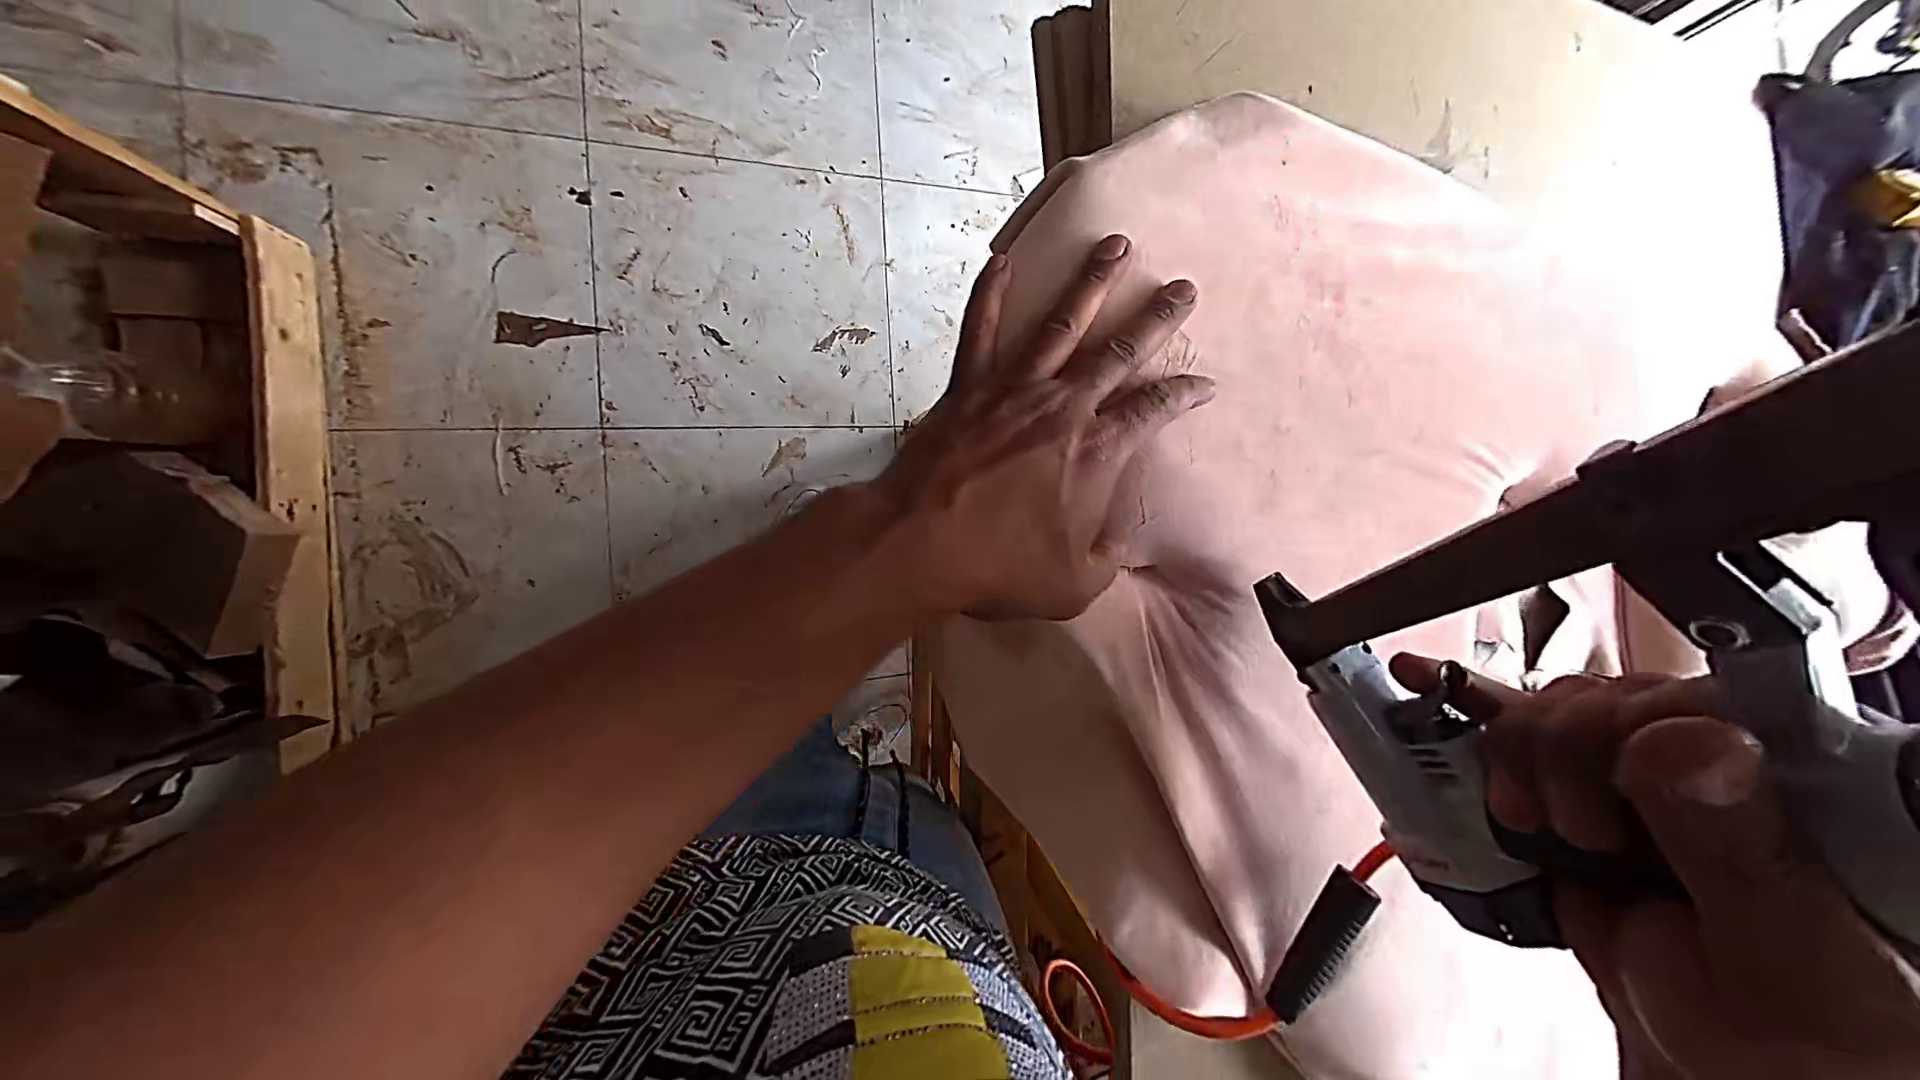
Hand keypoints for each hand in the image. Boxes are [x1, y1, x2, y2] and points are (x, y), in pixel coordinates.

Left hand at [875, 234, 1214, 619]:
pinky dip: (991, 295)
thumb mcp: (1073, 586)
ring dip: (1091, 282)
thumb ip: (1107, 561)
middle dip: (1157, 318)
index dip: (1186, 394)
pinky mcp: (967, 388)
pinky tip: (1002, 261)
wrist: (920, 545)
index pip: (1156, 411)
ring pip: (1062, 324)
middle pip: (1121, 351)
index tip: (1205, 384)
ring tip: (1116, 244)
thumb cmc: (998, 568)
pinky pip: (981, 331)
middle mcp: (1063, 408)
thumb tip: (1122, 546)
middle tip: (1183, 288)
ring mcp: (1013, 391)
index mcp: (1097, 452)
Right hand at [1392, 657, 1919, 1078]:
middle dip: (1564, 758)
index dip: (1636, 730)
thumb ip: (1745, 854)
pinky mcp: (1568, 775)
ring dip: (1514, 755)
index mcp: (1805, 784)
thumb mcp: (1792, 960)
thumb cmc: (1798, 1033)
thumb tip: (1686, 740)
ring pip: (1548, 706)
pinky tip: (1418, 678)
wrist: (1730, 1056)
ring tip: (1532, 820)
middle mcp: (1720, 755)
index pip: (1703, 700)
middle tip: (1581, 833)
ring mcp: (1635, 761)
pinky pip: (1507, 717)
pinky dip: (1459, 698)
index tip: (1615, 802)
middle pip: (1607, 697)